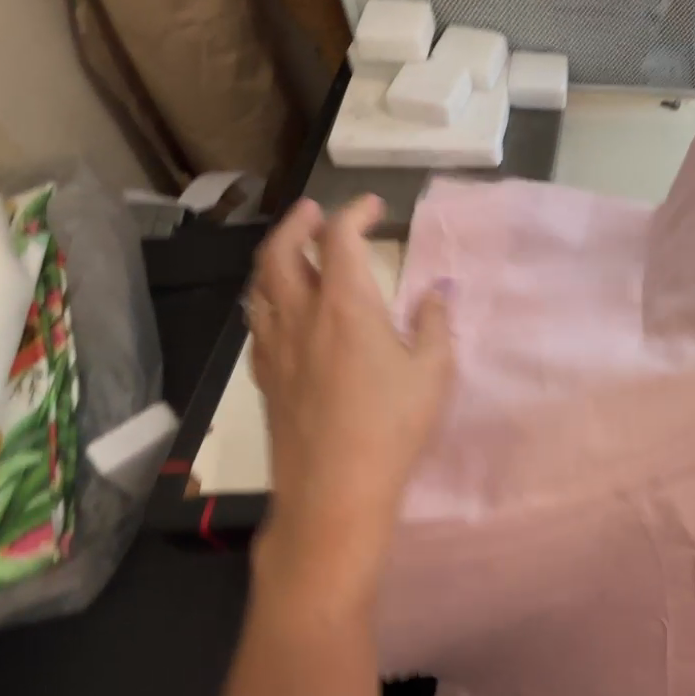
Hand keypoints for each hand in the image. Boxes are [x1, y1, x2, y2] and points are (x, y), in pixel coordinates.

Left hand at [246, 195, 452, 604]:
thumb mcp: (432, 370)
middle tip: (316, 213)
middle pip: (281, 253)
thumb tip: (436, 290)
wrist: (333, 490)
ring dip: (275, 257)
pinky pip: (257, 320)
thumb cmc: (393, 423)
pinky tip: (282, 309)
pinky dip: (268, 296)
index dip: (355, 214)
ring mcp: (275, 347)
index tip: (374, 205)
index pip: (340, 240)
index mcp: (346, 305)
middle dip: (298, 224)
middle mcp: (301, 315)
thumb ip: (433, 322)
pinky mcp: (265, 377)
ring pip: (260, 285)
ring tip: (294, 250)